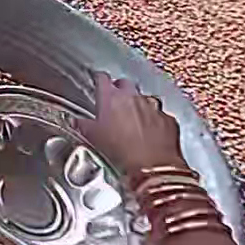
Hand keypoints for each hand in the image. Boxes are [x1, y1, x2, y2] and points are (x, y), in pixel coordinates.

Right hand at [74, 71, 188, 183]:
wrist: (152, 166)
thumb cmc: (121, 150)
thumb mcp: (92, 137)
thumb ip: (82, 124)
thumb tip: (76, 122)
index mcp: (110, 97)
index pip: (102, 78)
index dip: (99, 79)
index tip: (98, 82)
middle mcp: (133, 97)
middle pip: (125, 84)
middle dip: (120, 90)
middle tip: (114, 103)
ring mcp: (153, 106)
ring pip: (145, 98)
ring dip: (138, 105)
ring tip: (132, 119)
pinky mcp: (168, 119)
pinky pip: (160, 114)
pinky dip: (154, 119)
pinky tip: (149, 130)